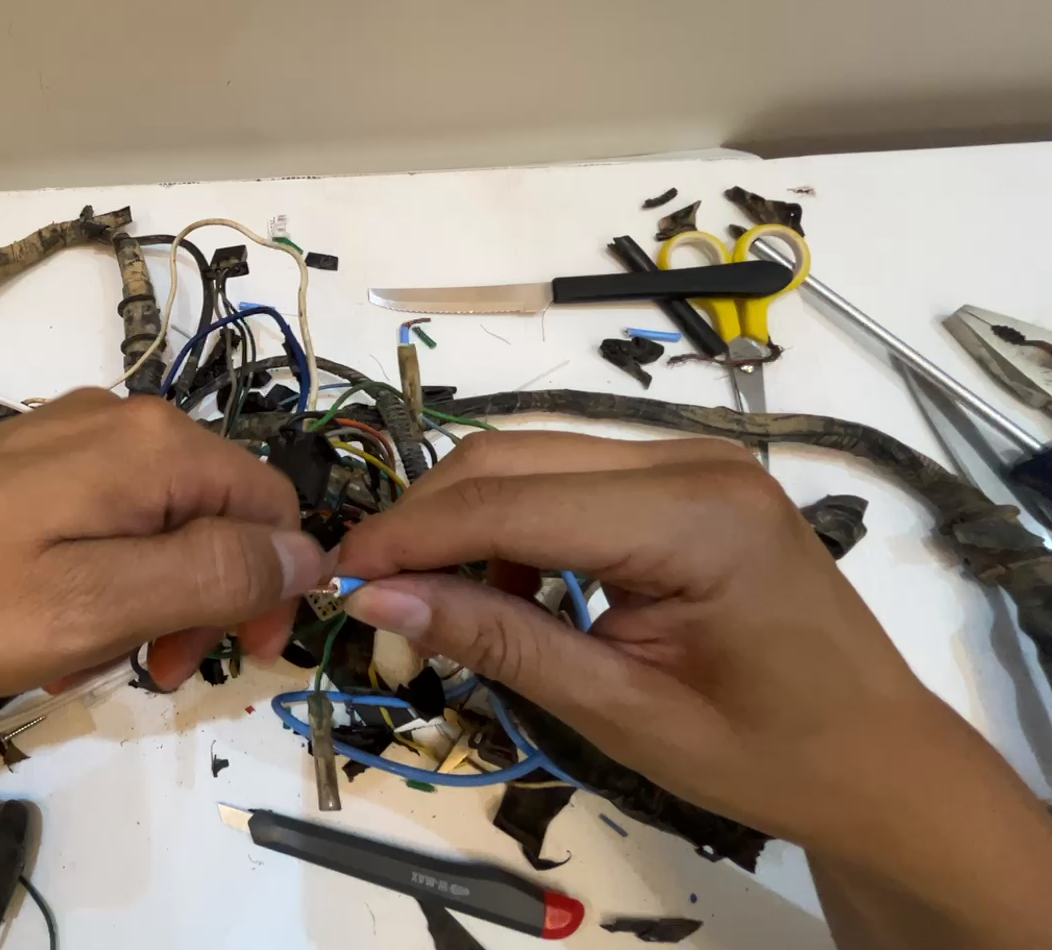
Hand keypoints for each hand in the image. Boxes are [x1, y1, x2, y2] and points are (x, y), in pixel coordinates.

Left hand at [0, 388, 330, 712]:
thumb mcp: (95, 604)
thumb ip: (213, 572)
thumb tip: (309, 552)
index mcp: (149, 446)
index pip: (269, 506)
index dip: (270, 587)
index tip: (227, 660)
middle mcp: (113, 423)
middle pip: (211, 512)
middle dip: (199, 597)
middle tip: (149, 670)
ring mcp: (60, 439)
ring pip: (151, 524)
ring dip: (141, 598)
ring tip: (80, 658)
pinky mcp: (20, 467)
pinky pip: (95, 522)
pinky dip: (93, 580)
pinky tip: (44, 628)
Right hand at [334, 432, 1051, 906]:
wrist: (882, 762)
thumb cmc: (768, 754)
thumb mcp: (616, 710)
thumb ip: (492, 639)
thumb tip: (373, 597)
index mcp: (694, 518)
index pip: (504, 505)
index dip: (406, 536)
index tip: (336, 573)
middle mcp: (686, 459)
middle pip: (500, 462)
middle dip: (420, 521)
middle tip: (370, 584)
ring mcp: (680, 456)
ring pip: (514, 459)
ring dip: (454, 520)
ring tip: (431, 590)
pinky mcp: (667, 473)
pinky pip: (547, 475)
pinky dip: (498, 522)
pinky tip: (503, 580)